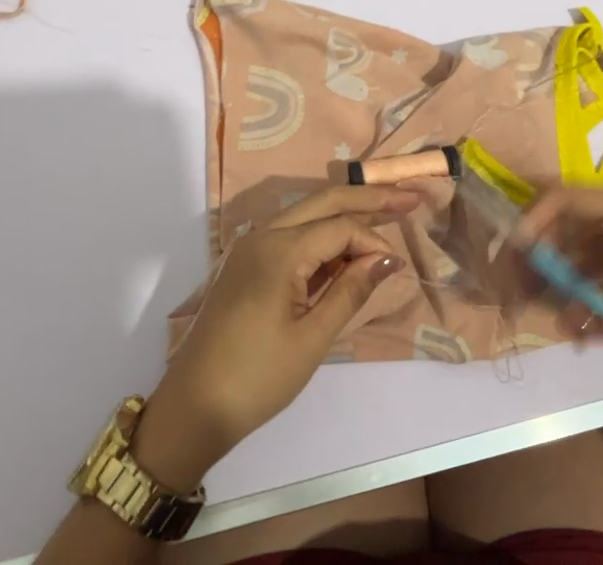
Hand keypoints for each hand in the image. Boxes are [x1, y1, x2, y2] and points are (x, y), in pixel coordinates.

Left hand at [135, 186, 415, 487]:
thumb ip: (350, 290)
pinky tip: (342, 254)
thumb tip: (387, 258)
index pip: (339, 226)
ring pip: (304, 216)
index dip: (373, 241)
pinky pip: (288, 237)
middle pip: (322, 203)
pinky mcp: (244, 266)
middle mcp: (261, 236)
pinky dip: (319, 239)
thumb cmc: (258, 377)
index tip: (397, 267)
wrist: (194, 405)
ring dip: (342, 217)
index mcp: (278, 251)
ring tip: (383, 218)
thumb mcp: (313, 338)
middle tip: (408, 198)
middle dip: (366, 199)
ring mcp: (248, 249)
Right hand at [517, 187, 602, 349]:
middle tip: (521, 300)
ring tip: (557, 326)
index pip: (565, 199)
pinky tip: (593, 332)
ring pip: (594, 257)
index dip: (530, 224)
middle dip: (543, 262)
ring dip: (571, 287)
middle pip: (573, 229)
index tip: (510, 261)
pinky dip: (600, 298)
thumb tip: (563, 316)